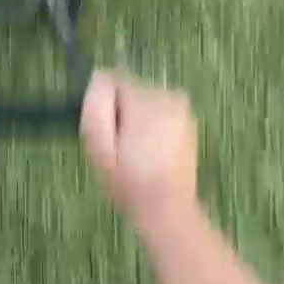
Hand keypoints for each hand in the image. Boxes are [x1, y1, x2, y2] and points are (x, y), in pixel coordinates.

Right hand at [81, 70, 199, 225]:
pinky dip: (152, 123)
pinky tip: (151, 150)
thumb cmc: (127, 181)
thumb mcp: (98, 147)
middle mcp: (167, 96)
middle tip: (119, 145)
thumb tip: (98, 76)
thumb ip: (95, 106)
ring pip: (144, 98)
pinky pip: (160, 109)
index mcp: (144, 100)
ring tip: (136, 150)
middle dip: (121, 110)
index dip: (104, 105)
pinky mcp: (188, 118)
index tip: (108, 133)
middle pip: (130, 87)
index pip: (113, 79)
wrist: (167, 206)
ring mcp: (182, 107)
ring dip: (136, 117)